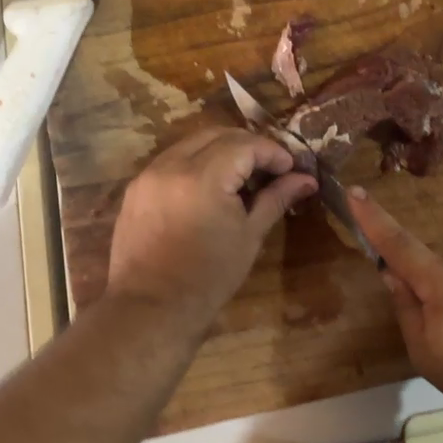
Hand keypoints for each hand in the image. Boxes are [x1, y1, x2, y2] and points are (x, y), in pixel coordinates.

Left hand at [105, 129, 316, 331]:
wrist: (151, 307)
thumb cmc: (209, 277)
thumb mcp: (249, 236)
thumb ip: (275, 199)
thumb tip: (306, 180)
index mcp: (203, 177)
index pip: (244, 144)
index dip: (272, 152)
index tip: (291, 168)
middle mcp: (172, 165)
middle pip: (216, 134)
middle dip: (247, 145)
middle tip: (271, 168)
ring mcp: (149, 174)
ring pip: (191, 143)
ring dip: (221, 150)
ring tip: (242, 176)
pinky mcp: (136, 188)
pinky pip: (172, 160)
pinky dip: (196, 163)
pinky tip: (211, 187)